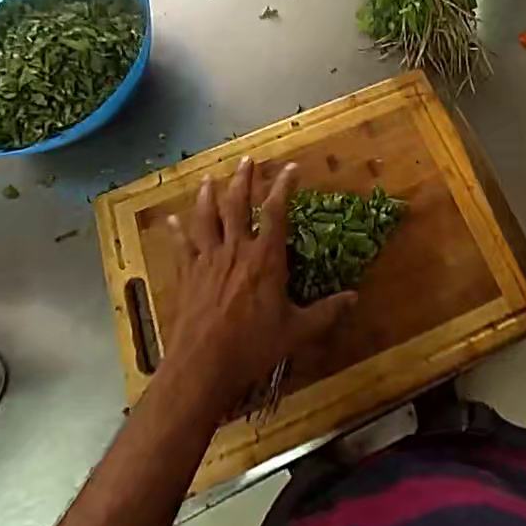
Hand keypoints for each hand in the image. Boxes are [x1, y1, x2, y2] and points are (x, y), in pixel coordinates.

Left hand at [163, 157, 356, 413]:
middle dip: (243, 180)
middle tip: (246, 160)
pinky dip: (177, 230)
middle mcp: (235, 251)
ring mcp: (207, 260)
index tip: (290, 168)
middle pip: (237, 205)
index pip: (276, 212)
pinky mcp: (187, 275)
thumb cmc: (253, 346)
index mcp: (265, 259)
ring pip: (206, 219)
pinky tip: (171, 219)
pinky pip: (182, 245)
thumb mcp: (297, 330)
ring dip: (207, 196)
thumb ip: (326, 312)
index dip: (283, 187)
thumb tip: (355, 298)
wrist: (203, 364)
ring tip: (209, 178)